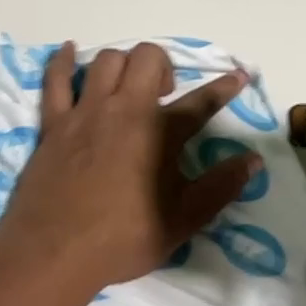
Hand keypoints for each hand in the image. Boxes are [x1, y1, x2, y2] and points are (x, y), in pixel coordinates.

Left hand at [0, 42, 258, 291]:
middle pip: (148, 59)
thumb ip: (220, 187)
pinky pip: (55, 80)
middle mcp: (125, 111)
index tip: (238, 76)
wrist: (53, 253)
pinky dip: (62, 62)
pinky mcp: (53, 124)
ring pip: (106, 61)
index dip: (224, 88)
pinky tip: (67, 51)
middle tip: (164, 96)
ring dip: (123, 65)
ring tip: (126, 87)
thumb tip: (252, 160)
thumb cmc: (123, 239)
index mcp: (161, 133)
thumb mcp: (184, 220)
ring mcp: (86, 113)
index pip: (201, 102)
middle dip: (163, 67)